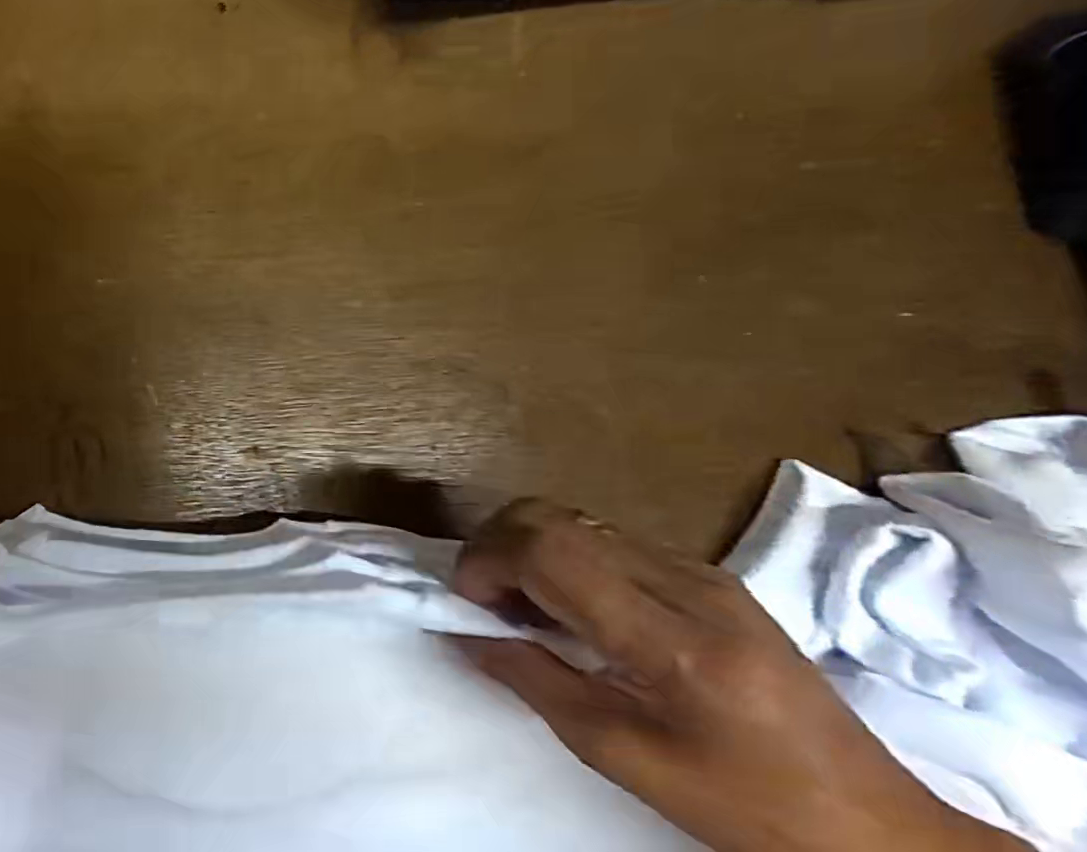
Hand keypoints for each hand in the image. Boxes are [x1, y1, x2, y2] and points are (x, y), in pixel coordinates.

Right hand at [451, 499, 1028, 851]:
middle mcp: (686, 582)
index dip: (488, 563)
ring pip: (574, 517)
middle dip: (495, 544)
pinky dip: (559, 554)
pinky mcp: (705, 572)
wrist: (875, 824)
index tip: (467, 603)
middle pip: (553, 517)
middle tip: (481, 597)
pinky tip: (563, 603)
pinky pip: (604, 537)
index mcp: (673, 639)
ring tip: (516, 602)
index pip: (551, 552)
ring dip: (524, 546)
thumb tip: (464, 633)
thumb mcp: (623, 757)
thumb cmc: (745, 806)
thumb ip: (533, 681)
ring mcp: (699, 569)